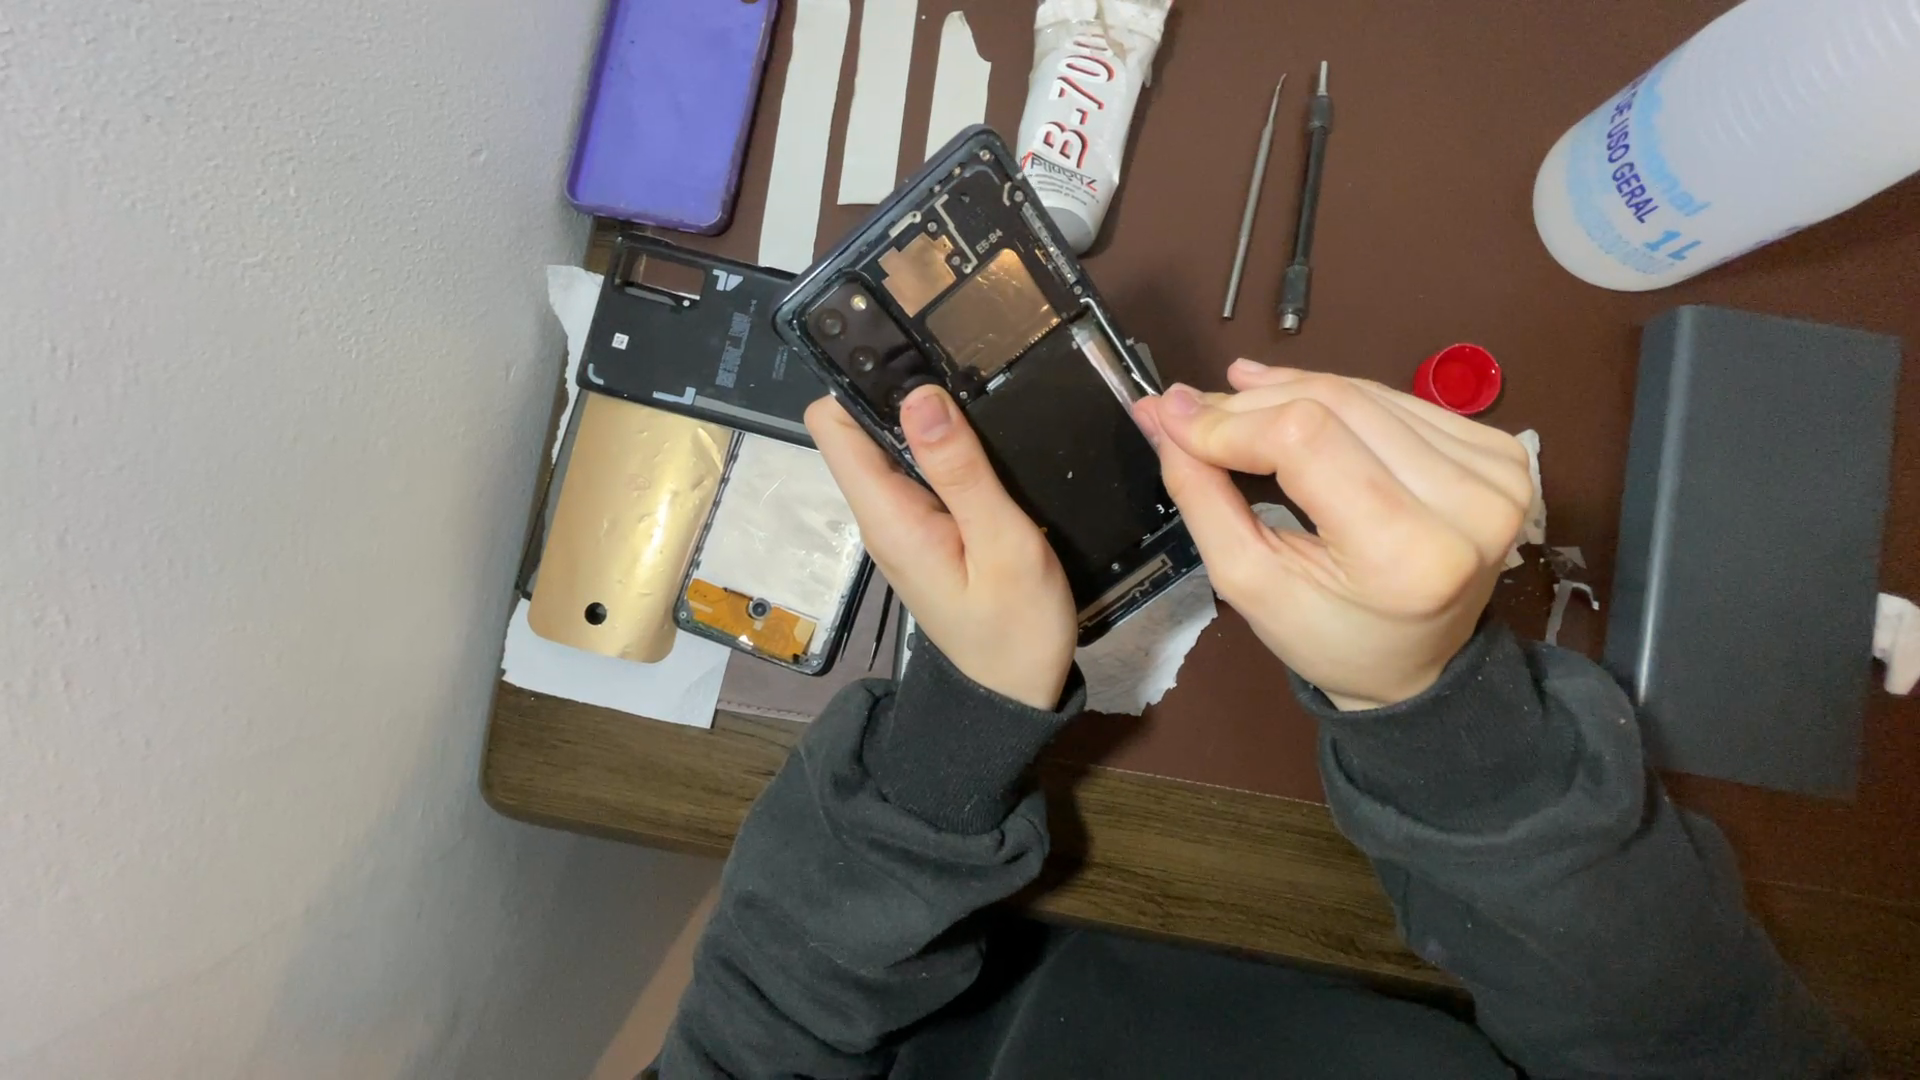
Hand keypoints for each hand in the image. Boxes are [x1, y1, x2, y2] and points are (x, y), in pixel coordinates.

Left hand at [806, 386, 1077, 709]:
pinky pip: (919, 473)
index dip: (855, 379)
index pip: (832, 426)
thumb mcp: (1003, 545)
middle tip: (954, 357)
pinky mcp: (926, 531)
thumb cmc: (1015, 628)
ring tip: (972, 387)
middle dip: (896, 389)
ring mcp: (903, 524)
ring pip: (893, 448)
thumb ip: (961, 471)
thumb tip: (919, 396)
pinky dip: (942, 447)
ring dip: (924, 416)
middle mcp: (882, 514)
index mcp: (888, 515)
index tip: (901, 346)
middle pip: (861, 430)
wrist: (1013, 693)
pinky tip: (978, 436)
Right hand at [1132, 362, 1531, 710]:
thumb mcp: (1246, 581)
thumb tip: (1165, 412)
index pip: (1305, 440)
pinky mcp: (1502, 453)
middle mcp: (1468, 503)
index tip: (1171, 418)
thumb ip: (1202, 495)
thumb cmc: (1325, 636)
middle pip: (1333, 404)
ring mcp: (1495, 471)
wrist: (1417, 665)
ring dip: (1284, 391)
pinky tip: (1289, 400)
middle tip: (1192, 410)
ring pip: (1361, 392)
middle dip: (1247, 404)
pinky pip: (1393, 400)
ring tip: (1230, 400)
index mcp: (1406, 554)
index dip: (1229, 421)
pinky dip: (1330, 397)